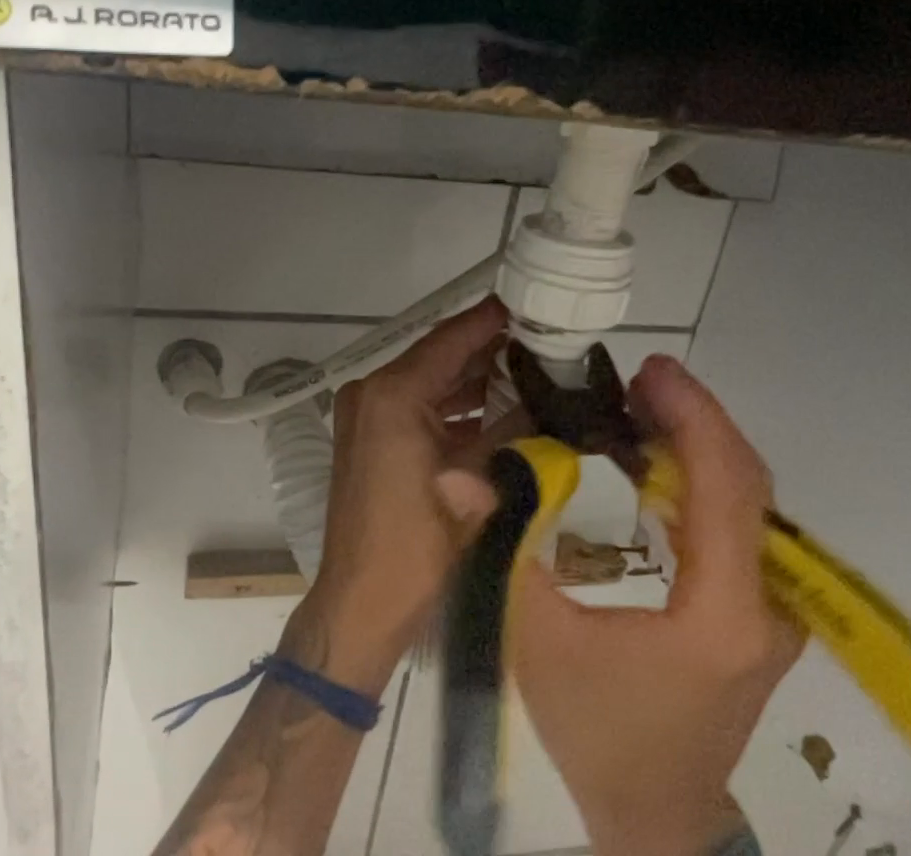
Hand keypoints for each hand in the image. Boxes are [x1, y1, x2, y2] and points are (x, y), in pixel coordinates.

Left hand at [286, 297, 509, 695]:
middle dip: (491, 354)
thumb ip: (512, 429)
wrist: (362, 605)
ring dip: (475, 383)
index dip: (493, 321)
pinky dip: (454, 411)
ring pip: (430, 386)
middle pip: (439, 360)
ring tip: (534, 375)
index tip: (533, 304)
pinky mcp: (370, 442)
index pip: (450, 340)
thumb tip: (547, 396)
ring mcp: (366, 418)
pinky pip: (417, 412)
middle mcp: (372, 395)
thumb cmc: (418, 549)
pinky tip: (499, 412)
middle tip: (548, 345)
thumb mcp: (477, 484)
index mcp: (392, 395)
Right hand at [506, 355, 804, 855]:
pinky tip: (655, 470)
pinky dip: (700, 486)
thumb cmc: (595, 733)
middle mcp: (768, 607)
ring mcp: (773, 615)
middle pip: (747, 486)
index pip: (725, 488)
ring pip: (749, 506)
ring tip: (640, 410)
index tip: (653, 370)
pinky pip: (739, 531)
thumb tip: (457, 475)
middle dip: (696, 422)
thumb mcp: (536, 641)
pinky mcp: (757, 620)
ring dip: (699, 449)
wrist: (650, 816)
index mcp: (722, 612)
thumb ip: (501, 551)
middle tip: (639, 380)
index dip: (694, 418)